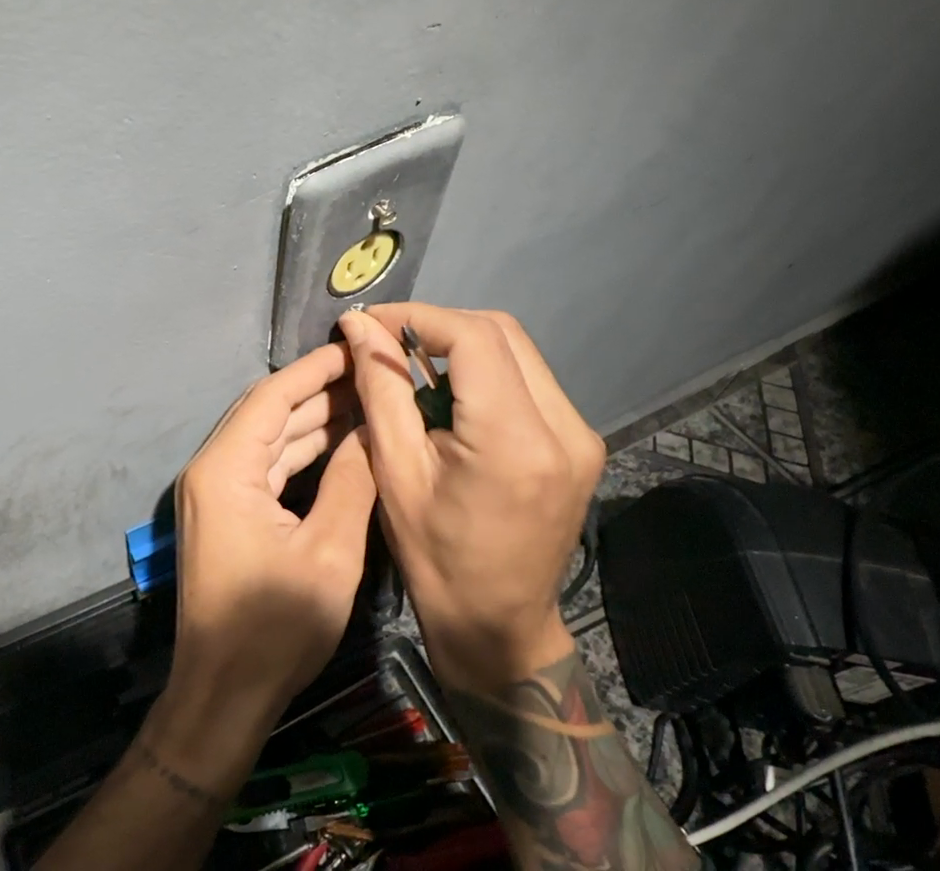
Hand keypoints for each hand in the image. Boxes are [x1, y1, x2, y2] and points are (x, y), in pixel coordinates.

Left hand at [167, 341, 377, 725]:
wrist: (224, 691)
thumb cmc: (276, 628)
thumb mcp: (329, 554)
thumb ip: (351, 484)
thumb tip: (372, 433)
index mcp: (225, 470)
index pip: (271, 397)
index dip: (316, 369)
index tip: (358, 347)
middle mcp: (210, 471)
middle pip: (267, 414)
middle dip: (320, 393)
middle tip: (375, 373)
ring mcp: (214, 494)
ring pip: (267, 441)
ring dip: (313, 423)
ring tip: (370, 402)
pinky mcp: (224, 515)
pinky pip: (264, 469)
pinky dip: (300, 456)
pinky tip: (342, 447)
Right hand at [337, 305, 603, 689]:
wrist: (497, 623)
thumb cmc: (434, 557)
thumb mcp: (395, 472)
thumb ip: (380, 389)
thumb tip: (358, 327)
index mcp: (515, 440)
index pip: (474, 337)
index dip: (417, 316)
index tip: (370, 324)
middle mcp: (564, 427)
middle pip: (502, 333)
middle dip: (437, 327)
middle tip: (385, 344)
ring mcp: (580, 435)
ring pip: (518, 352)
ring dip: (460, 348)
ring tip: (411, 371)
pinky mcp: (580, 443)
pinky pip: (529, 381)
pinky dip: (483, 374)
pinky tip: (448, 399)